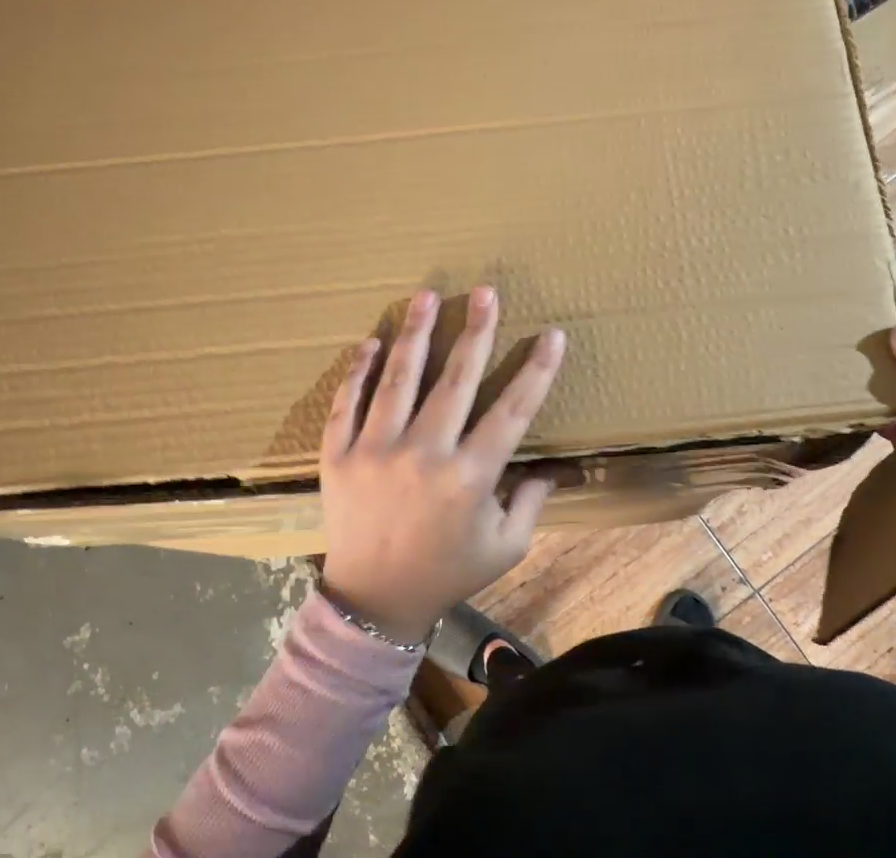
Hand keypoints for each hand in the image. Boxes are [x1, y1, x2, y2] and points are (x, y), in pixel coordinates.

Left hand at [319, 286, 566, 643]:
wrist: (374, 603)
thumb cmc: (448, 573)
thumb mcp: (505, 546)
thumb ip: (531, 500)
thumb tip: (556, 465)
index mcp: (470, 478)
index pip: (513, 411)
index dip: (536, 370)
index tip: (552, 335)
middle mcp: (425, 456)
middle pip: (456, 380)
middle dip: (476, 331)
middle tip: (486, 292)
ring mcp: (376, 452)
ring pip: (399, 379)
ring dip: (416, 333)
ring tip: (427, 296)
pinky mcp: (339, 456)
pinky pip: (347, 404)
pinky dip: (358, 371)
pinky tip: (371, 342)